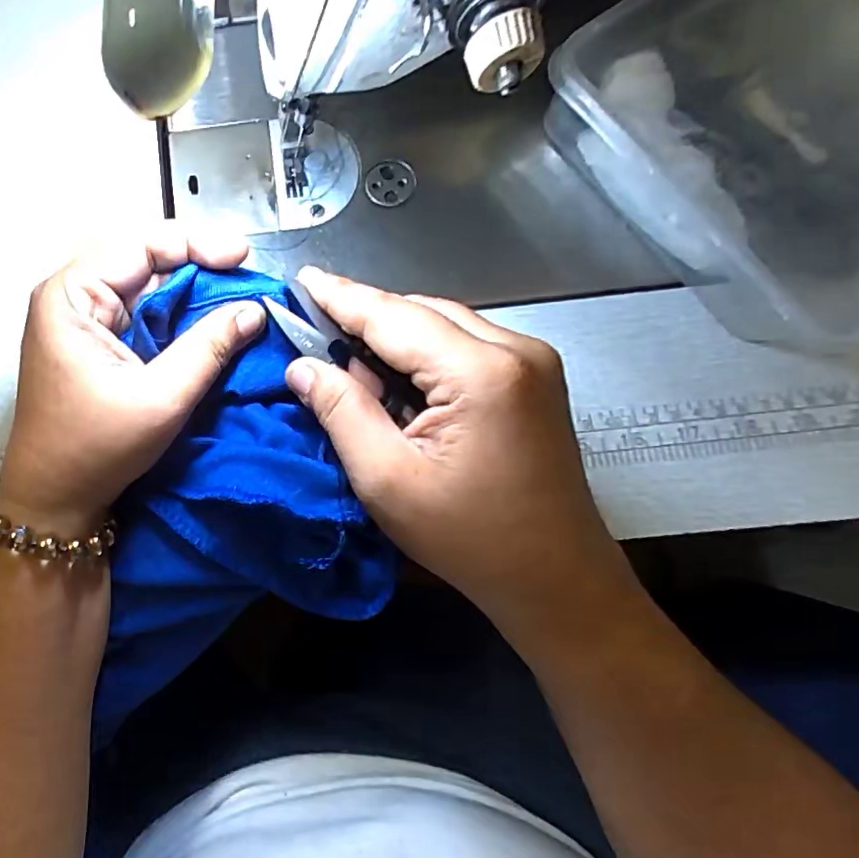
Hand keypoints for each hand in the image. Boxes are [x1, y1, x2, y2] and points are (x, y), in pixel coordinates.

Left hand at [0, 230, 266, 537]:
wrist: (55, 499)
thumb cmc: (96, 447)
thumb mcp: (162, 396)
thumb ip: (210, 347)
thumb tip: (256, 310)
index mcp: (71, 297)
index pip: (140, 246)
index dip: (195, 244)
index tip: (242, 257)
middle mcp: (76, 297)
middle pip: (146, 261)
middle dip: (202, 266)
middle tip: (250, 279)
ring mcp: (89, 320)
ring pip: (152, 288)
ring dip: (198, 292)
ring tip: (243, 297)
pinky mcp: (104, 343)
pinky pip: (150, 315)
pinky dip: (185, 317)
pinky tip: (217, 322)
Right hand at [284, 267, 640, 639]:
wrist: (557, 577)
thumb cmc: (471, 541)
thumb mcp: (389, 482)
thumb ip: (343, 413)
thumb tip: (304, 366)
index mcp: (481, 372)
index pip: (394, 316)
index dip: (342, 297)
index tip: (301, 280)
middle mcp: (516, 349)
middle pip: (422, 313)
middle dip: (368, 323)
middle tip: (319, 344)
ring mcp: (534, 360)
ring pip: (445, 325)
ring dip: (398, 341)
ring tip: (357, 373)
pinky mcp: (536, 376)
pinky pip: (467, 344)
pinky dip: (429, 356)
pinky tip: (404, 386)